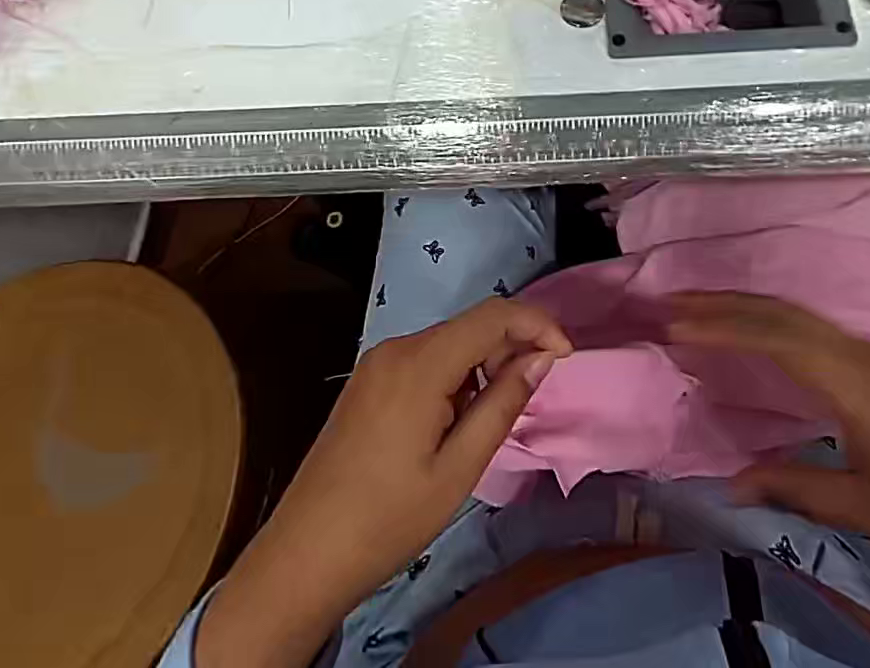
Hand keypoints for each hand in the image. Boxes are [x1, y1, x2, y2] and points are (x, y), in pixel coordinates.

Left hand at [198, 298, 570, 667]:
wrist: (304, 554)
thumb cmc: (389, 517)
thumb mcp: (459, 467)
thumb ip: (503, 403)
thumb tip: (541, 359)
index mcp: (420, 363)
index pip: (492, 315)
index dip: (536, 324)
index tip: (565, 356)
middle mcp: (397, 348)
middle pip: (470, 325)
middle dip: (511, 347)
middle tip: (530, 393)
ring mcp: (378, 362)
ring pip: (450, 341)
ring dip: (484, 364)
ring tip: (490, 416)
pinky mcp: (369, 379)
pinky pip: (426, 358)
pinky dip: (456, 374)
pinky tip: (457, 417)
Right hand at [668, 293, 869, 600]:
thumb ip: (796, 488)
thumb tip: (731, 483)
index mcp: (852, 384)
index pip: (773, 336)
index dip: (719, 325)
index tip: (671, 323)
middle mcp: (861, 356)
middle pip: (782, 313)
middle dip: (722, 303)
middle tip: (670, 304)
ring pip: (800, 316)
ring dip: (747, 308)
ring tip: (701, 312)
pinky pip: (817, 329)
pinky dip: (775, 322)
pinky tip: (763, 336)